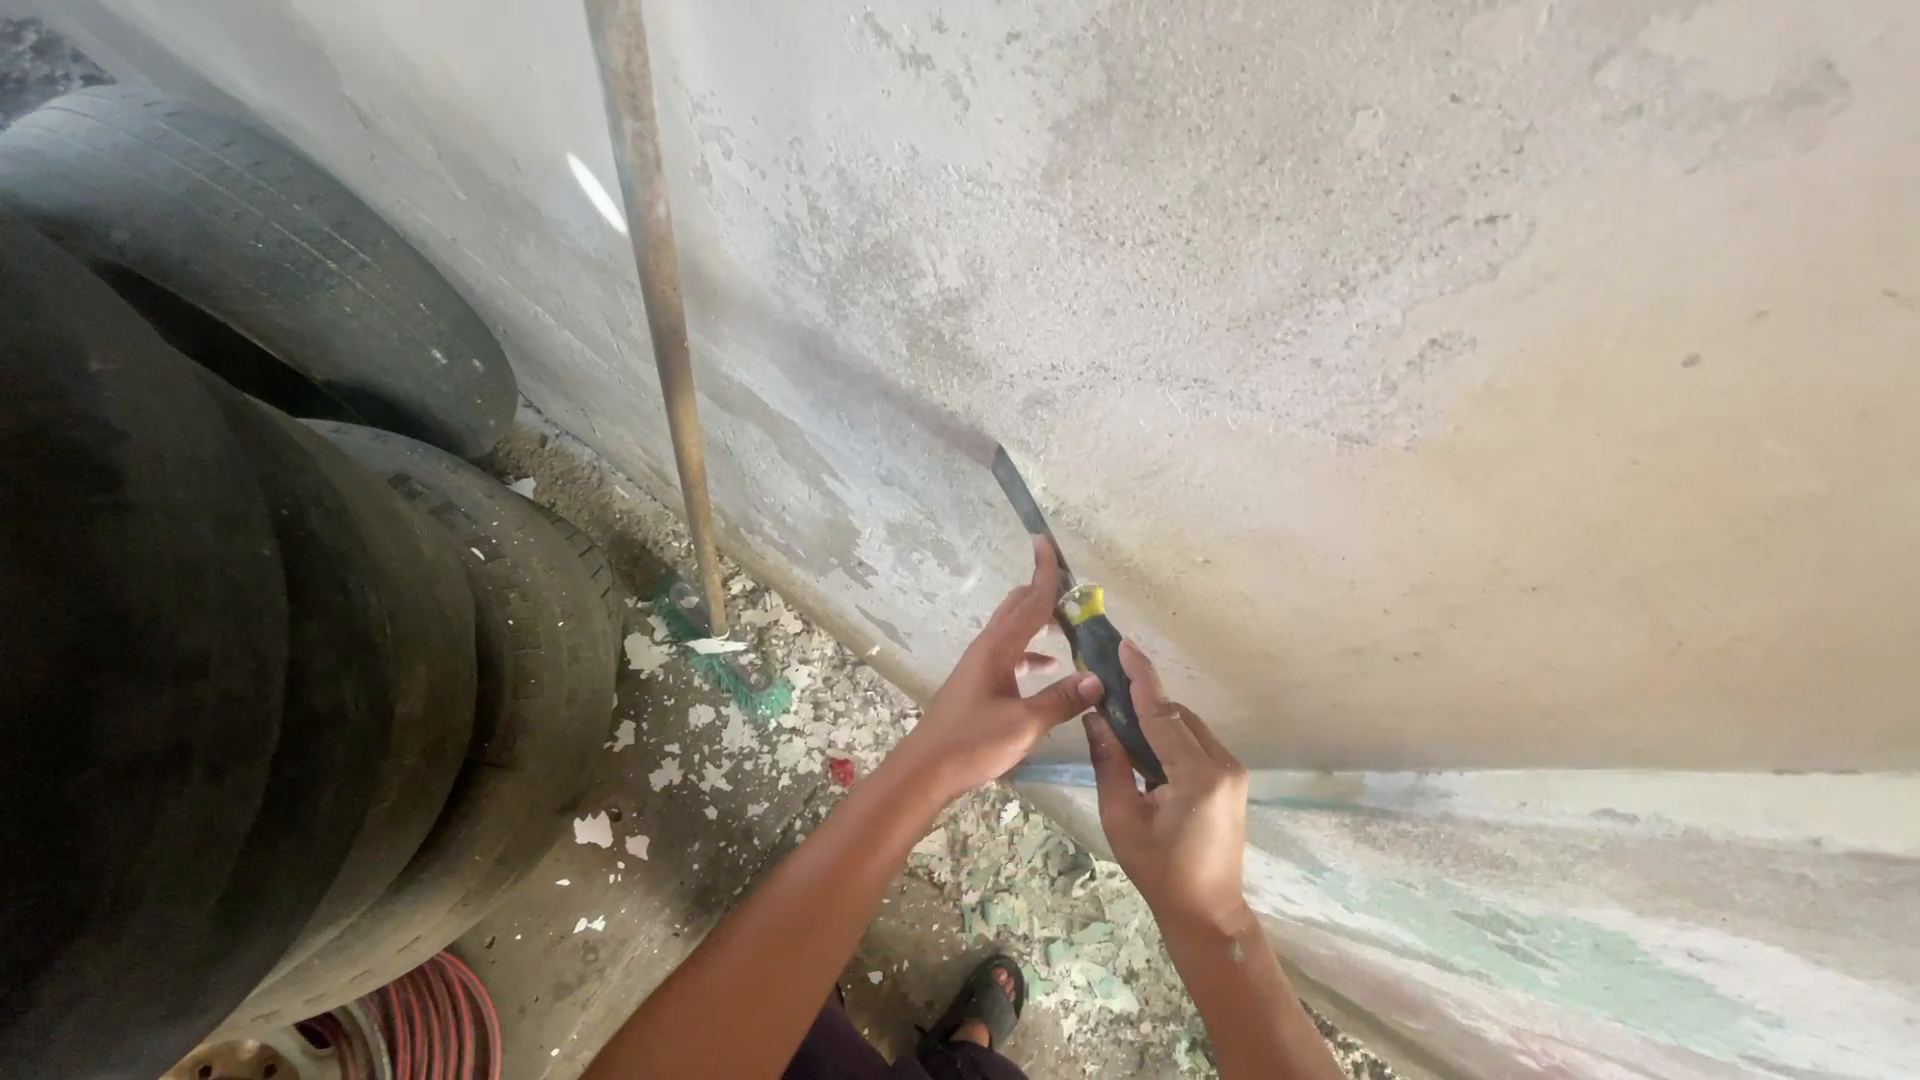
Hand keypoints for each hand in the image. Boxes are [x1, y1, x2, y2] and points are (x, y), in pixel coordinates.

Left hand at [896, 536, 1104, 797]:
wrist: (927, 769)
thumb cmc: (972, 743)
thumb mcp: (1024, 724)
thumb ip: (1062, 700)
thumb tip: (1098, 679)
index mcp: (998, 648)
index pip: (1030, 601)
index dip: (1043, 573)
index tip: (1047, 542)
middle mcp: (988, 648)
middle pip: (1019, 607)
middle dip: (1045, 593)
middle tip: (1076, 590)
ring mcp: (982, 665)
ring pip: (1015, 630)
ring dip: (1041, 622)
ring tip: (1073, 625)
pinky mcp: (980, 683)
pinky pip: (1012, 654)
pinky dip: (1033, 652)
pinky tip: (1052, 668)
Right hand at [1084, 641, 1249, 931]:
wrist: (1206, 910)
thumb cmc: (1158, 869)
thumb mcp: (1122, 816)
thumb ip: (1109, 761)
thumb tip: (1095, 717)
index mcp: (1197, 775)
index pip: (1162, 713)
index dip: (1141, 678)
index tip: (1125, 647)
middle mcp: (1223, 764)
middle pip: (1177, 714)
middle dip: (1144, 697)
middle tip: (1107, 686)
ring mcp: (1232, 771)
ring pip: (1188, 725)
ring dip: (1157, 717)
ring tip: (1119, 714)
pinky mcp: (1232, 779)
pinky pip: (1196, 742)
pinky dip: (1170, 734)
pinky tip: (1144, 742)